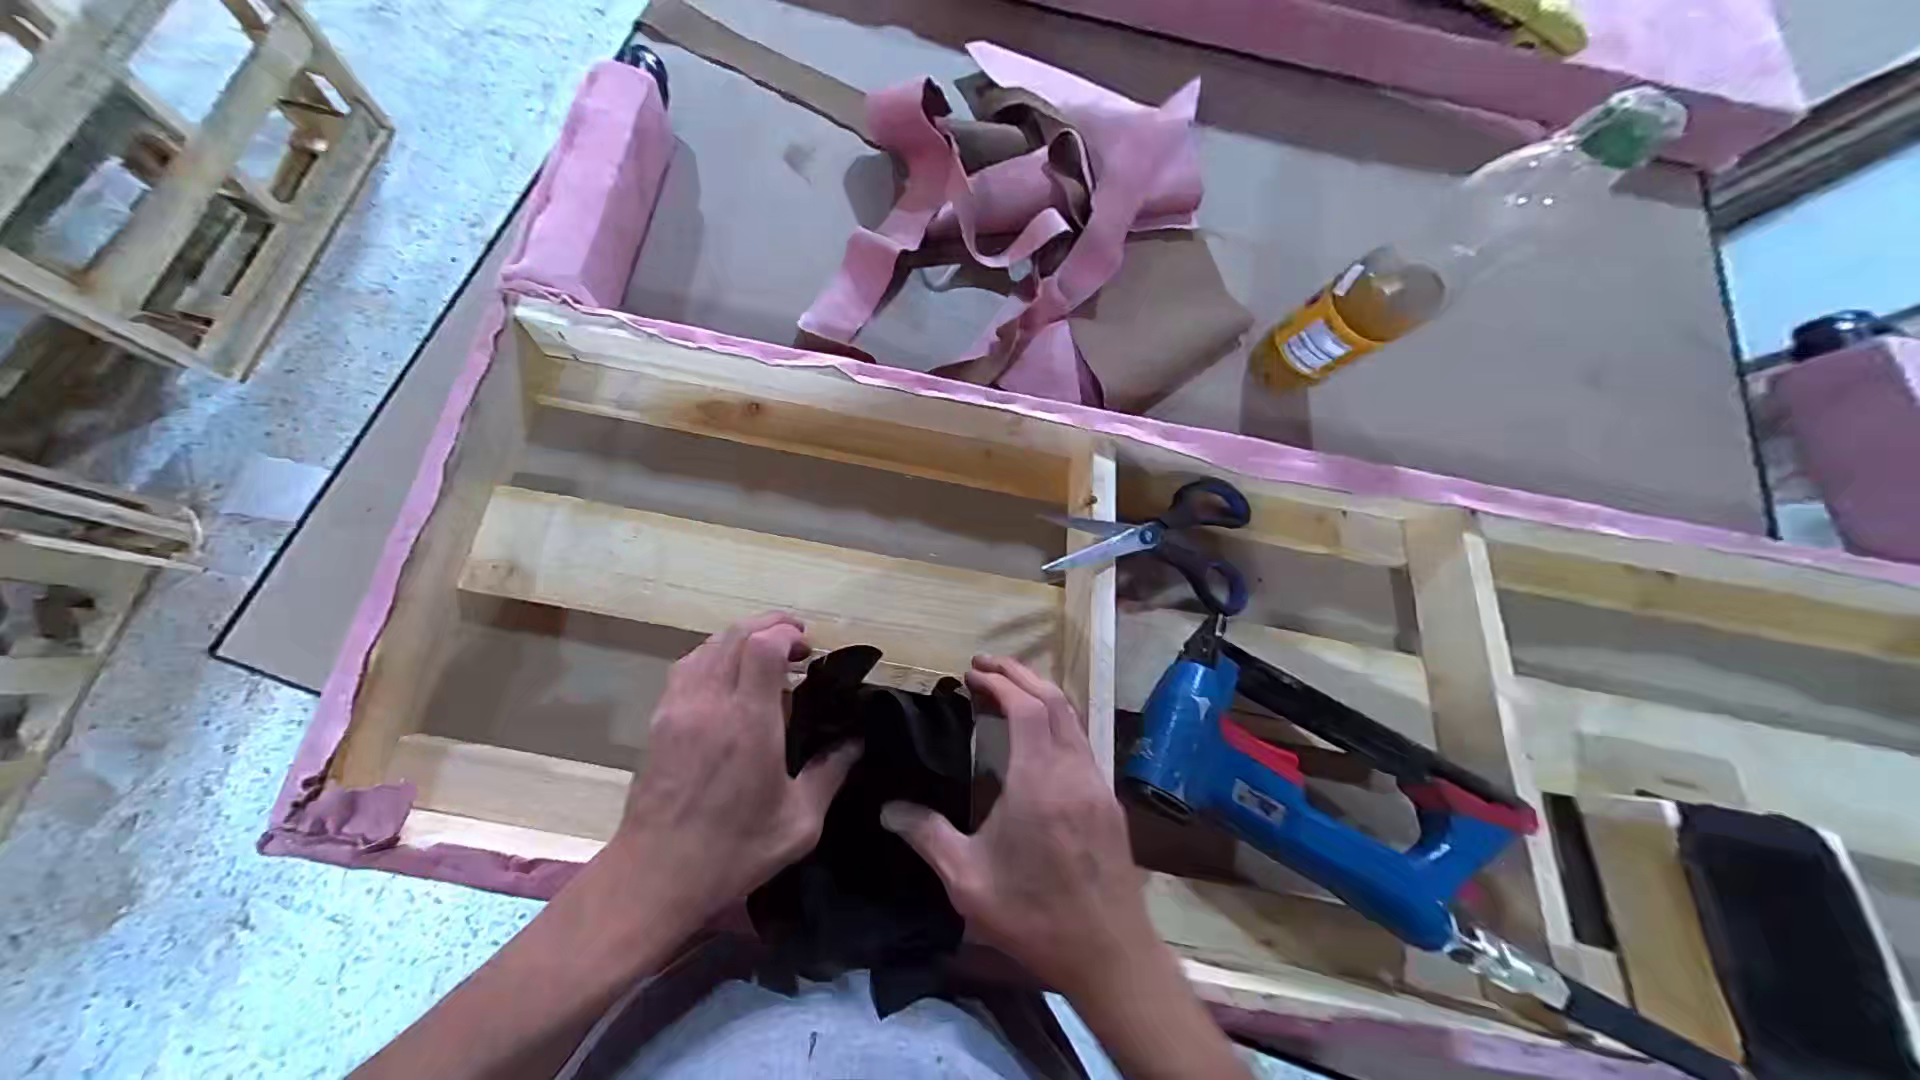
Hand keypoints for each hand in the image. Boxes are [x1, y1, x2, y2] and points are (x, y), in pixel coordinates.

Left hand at [613, 612, 861, 926]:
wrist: (653, 877)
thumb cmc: (732, 852)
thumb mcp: (798, 822)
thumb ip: (831, 773)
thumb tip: (857, 742)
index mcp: (748, 722)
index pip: (762, 647)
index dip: (787, 633)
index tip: (809, 645)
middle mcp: (710, 704)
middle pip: (735, 635)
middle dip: (769, 626)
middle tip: (798, 643)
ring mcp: (679, 709)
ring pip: (709, 646)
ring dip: (741, 638)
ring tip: (767, 654)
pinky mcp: (660, 721)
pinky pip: (688, 667)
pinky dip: (714, 655)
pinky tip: (730, 675)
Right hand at [880, 655, 1155, 994]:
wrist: (1111, 954)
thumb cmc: (1035, 916)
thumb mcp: (968, 881)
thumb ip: (927, 836)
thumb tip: (889, 810)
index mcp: (1040, 780)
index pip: (1026, 706)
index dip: (999, 681)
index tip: (972, 672)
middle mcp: (1074, 770)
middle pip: (1054, 700)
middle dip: (1020, 674)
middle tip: (986, 666)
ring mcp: (1096, 784)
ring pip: (1073, 719)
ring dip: (1041, 695)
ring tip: (1008, 692)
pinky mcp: (1107, 802)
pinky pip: (1081, 742)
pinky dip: (1056, 721)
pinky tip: (1037, 738)